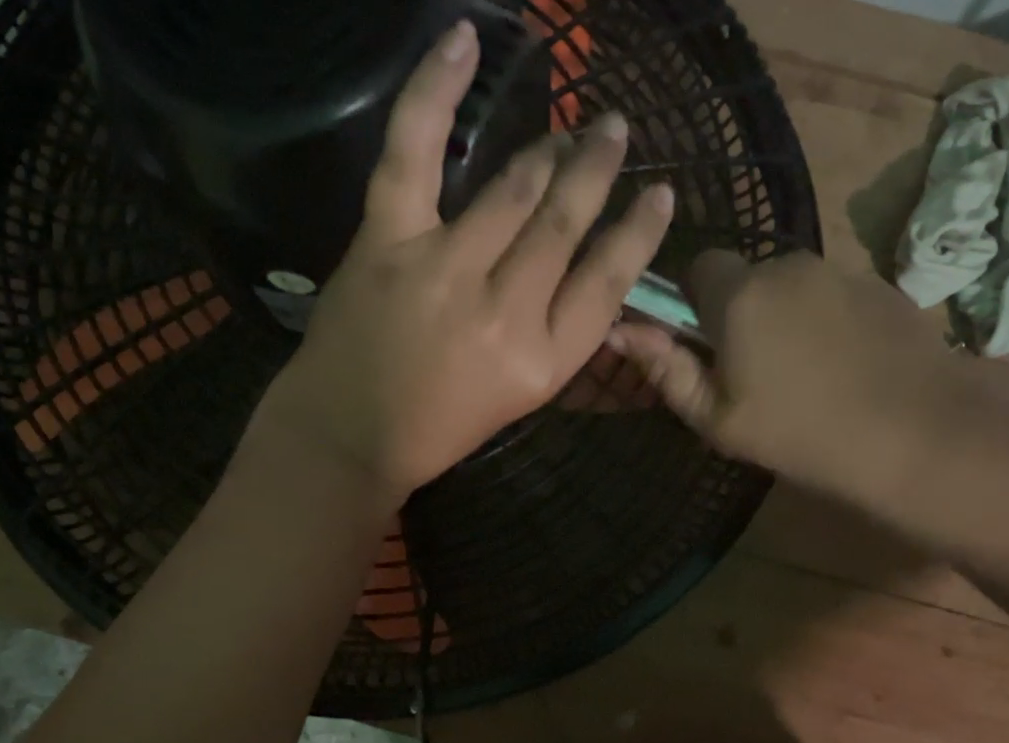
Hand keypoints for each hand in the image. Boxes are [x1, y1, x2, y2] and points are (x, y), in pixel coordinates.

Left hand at [259, 19, 675, 501]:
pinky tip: (465, 42)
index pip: (609, 281)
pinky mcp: (389, 241)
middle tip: (612, 132)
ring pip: (514, 188)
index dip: (639, 231)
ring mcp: (446, 271)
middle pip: (564, 222)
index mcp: (543, 361)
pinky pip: (416, 151)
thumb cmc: (440, 424)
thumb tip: (588, 265)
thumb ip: (557, 334)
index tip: (660, 193)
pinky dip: (436, 91)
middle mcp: (505, 312)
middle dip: (595, 169)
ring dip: (548, 151)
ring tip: (567, 132)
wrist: (349, 435)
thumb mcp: (520, 395)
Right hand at [606, 251, 958, 491]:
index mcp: (740, 295)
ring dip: (786, 319)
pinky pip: (834, 298)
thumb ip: (666, 370)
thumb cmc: (801, 434)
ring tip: (806, 379)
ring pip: (792, 288)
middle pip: (747, 278)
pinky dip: (828, 324)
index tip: (706, 349)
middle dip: (741, 314)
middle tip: (755, 377)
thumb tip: (621, 332)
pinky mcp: (883, 289)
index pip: (697, 266)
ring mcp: (842, 273)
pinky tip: (846, 371)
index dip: (693, 304)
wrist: (918, 436)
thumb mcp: (717, 419)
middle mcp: (788, 266)